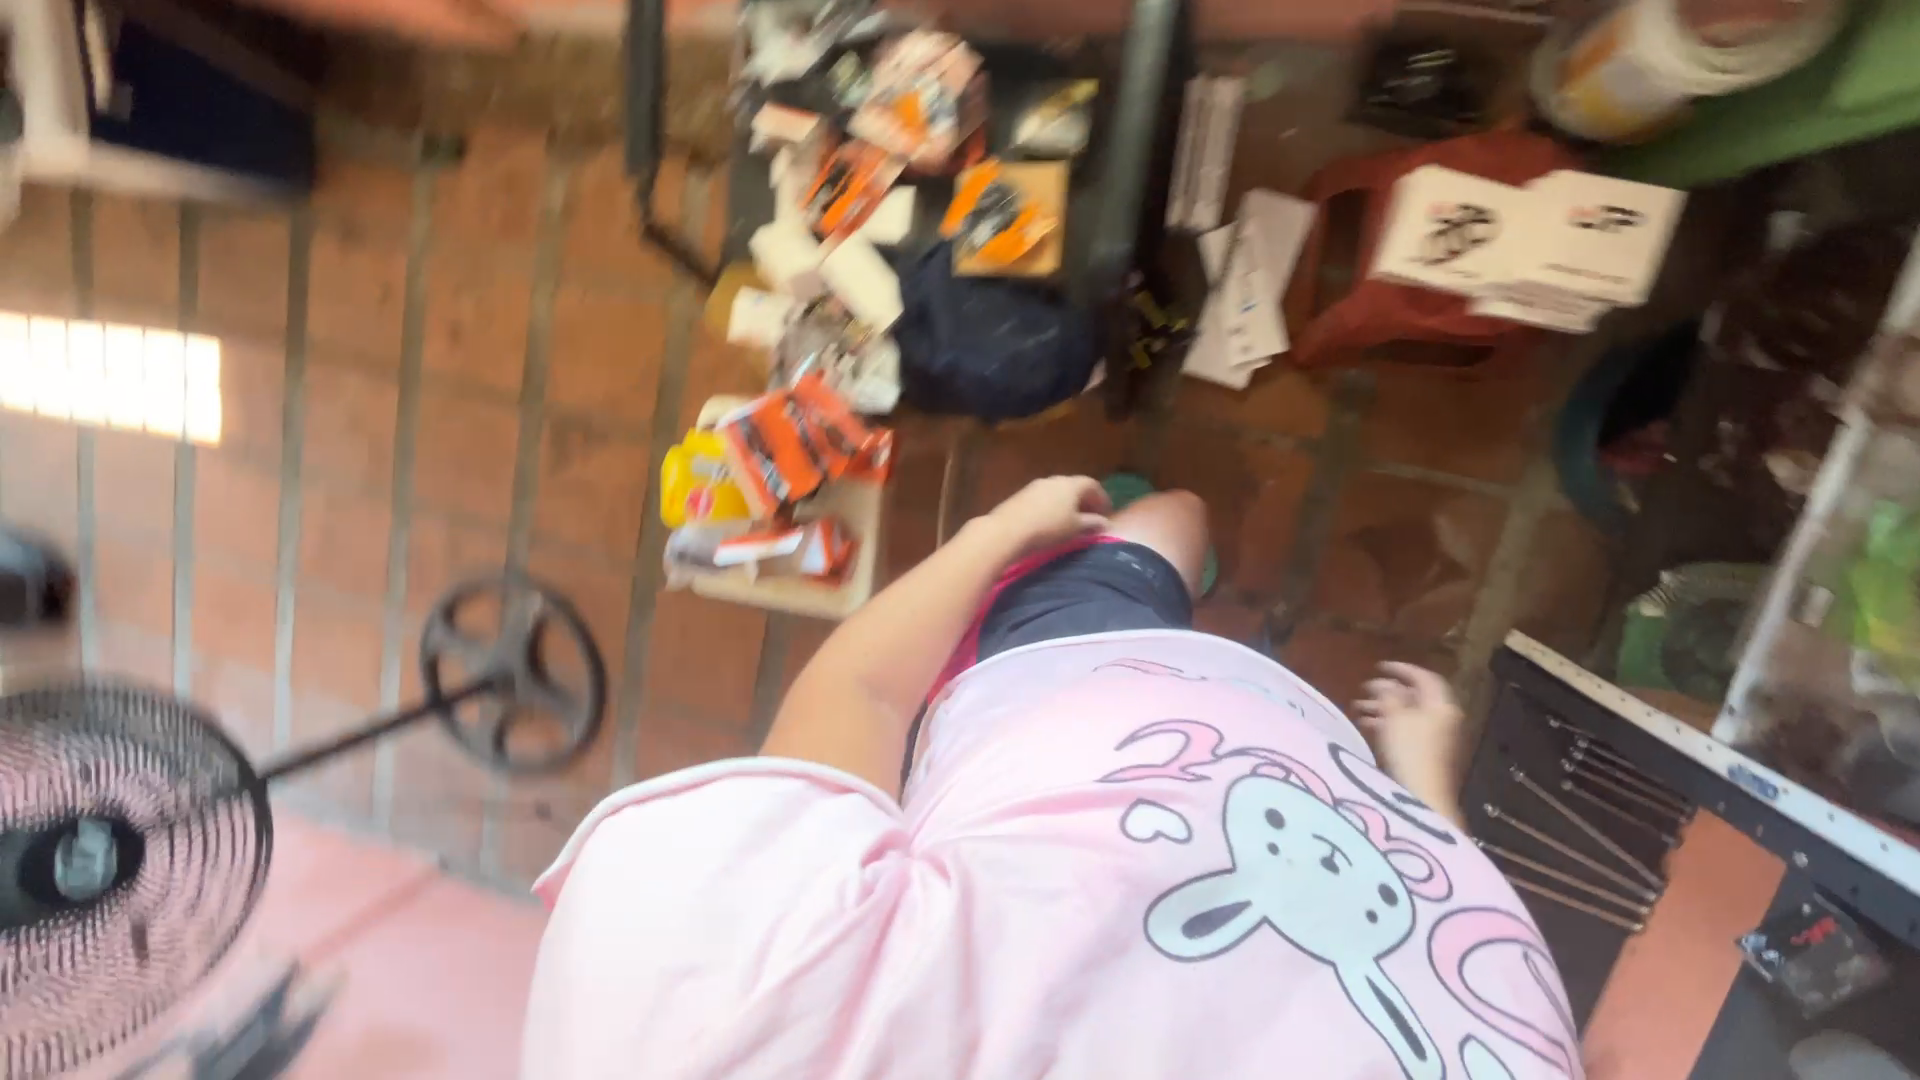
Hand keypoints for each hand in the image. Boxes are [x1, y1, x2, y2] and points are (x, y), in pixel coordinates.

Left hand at [982, 475, 1111, 556]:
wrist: (1007, 530)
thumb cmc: (1048, 528)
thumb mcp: (1074, 528)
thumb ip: (1092, 523)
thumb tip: (1104, 523)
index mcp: (1070, 484)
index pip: (1091, 484)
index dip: (1101, 498)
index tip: (1106, 513)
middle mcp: (1053, 480)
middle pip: (1073, 486)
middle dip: (1084, 500)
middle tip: (1090, 516)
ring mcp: (1034, 486)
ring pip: (1056, 492)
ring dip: (1066, 504)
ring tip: (1070, 520)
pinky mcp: (1020, 496)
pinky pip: (1042, 498)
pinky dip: (1051, 507)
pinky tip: (1049, 521)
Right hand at [1353, 662, 1467, 825]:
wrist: (1422, 792)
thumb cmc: (1409, 749)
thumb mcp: (1395, 716)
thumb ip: (1388, 695)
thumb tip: (1383, 682)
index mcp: (1439, 705)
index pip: (1424, 678)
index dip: (1402, 669)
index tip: (1379, 667)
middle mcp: (1441, 717)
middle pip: (1414, 696)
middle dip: (1387, 691)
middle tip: (1365, 689)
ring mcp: (1434, 734)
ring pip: (1407, 712)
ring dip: (1383, 706)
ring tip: (1359, 707)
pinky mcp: (1424, 749)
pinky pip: (1405, 727)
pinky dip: (1387, 722)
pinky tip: (1367, 724)